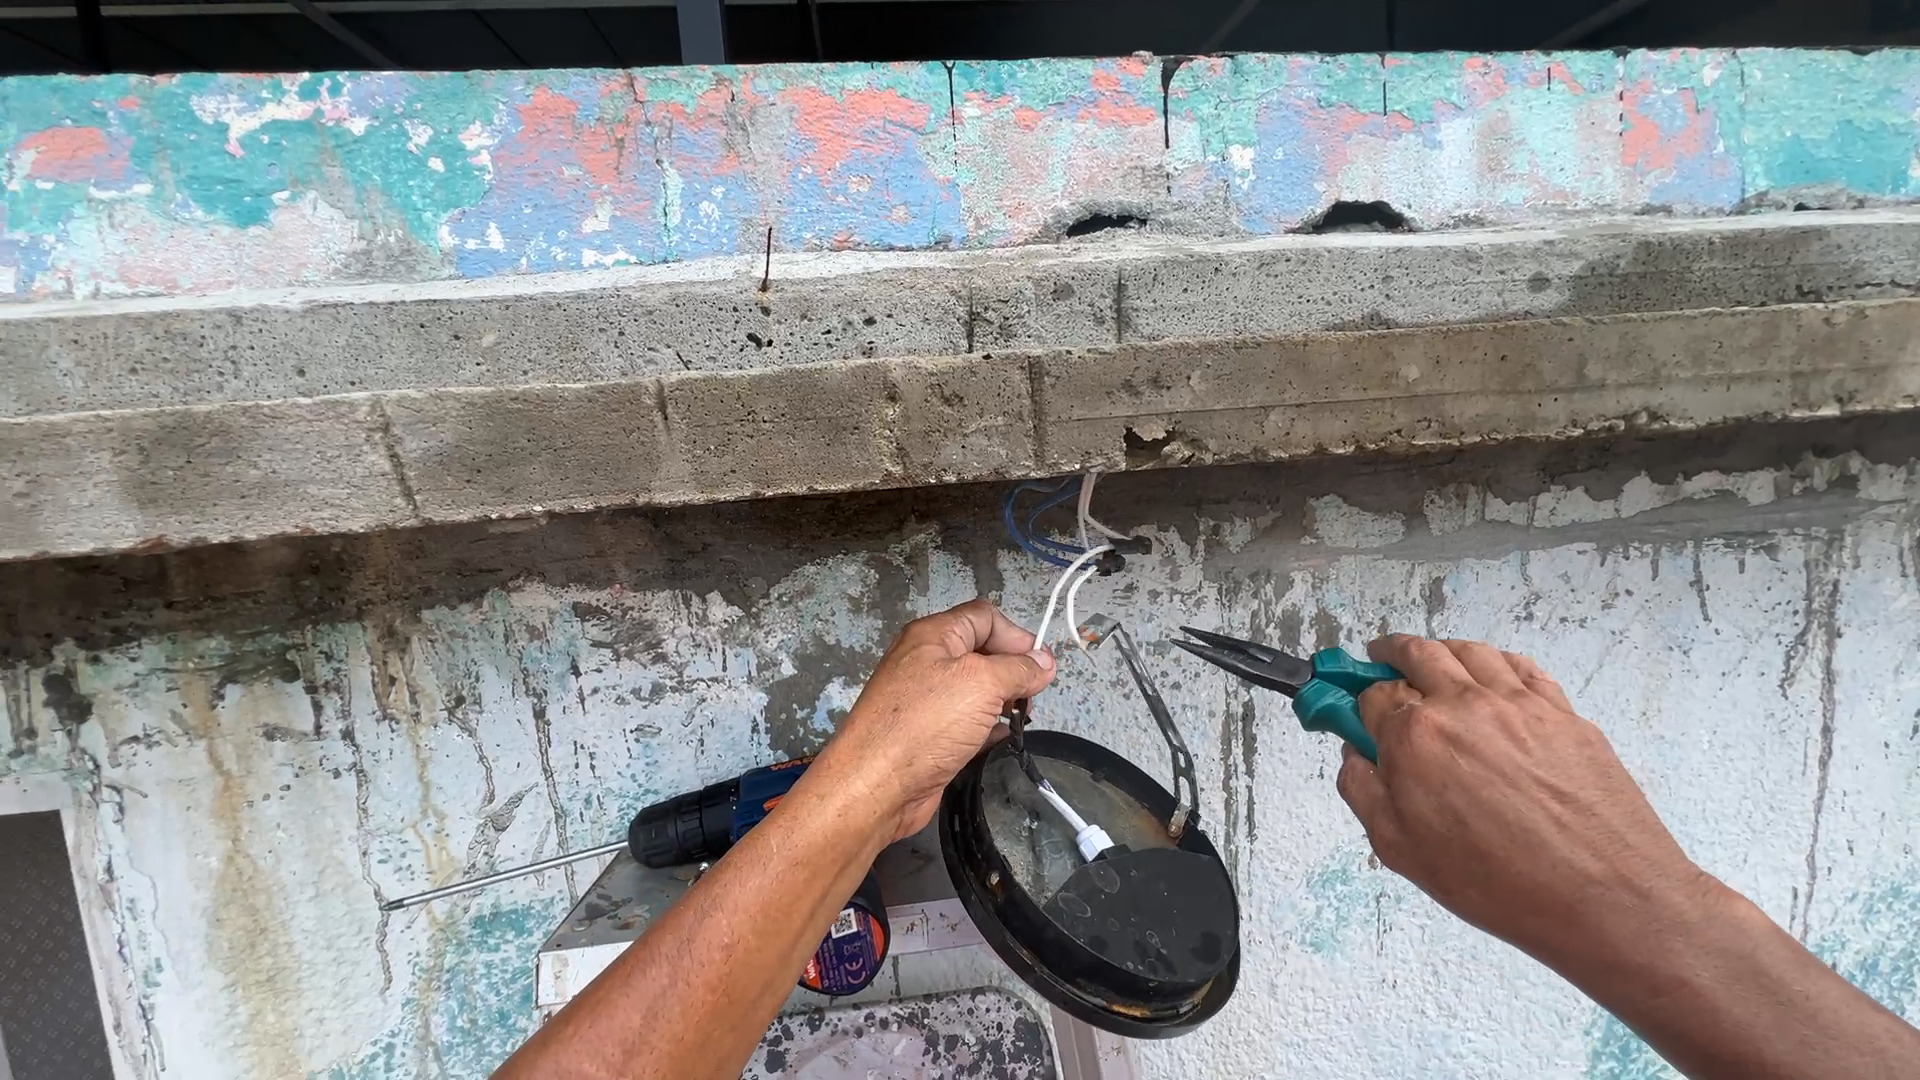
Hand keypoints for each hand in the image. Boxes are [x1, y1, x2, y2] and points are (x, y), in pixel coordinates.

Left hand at [817, 599, 1055, 843]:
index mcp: (933, 635)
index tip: (1041, 666)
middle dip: (1013, 669)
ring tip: (1021, 717)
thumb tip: (1045, 662)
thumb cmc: (927, 723)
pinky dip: (988, 725)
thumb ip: (1018, 669)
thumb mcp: (982, 683)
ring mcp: (926, 698)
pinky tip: (1003, 738)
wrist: (876, 785)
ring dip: (1003, 699)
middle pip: (982, 650)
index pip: (984, 616)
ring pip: (976, 688)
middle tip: (1032, 696)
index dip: (1016, 635)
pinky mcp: (928, 732)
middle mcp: (927, 660)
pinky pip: (967, 719)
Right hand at [1336, 634, 1719, 967]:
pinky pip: (1521, 666)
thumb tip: (1355, 754)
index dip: (1359, 703)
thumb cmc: (1497, 881)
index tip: (1359, 715)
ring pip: (1467, 650)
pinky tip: (1489, 674)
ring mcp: (1517, 704)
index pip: (1372, 695)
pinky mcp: (1563, 713)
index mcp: (1413, 735)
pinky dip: (1494, 661)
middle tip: (1380, 662)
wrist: (1608, 902)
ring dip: (1439, 650)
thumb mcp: (1398, 847)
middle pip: (1415, 653)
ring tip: (1432, 662)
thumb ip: (1361, 790)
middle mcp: (1461, 705)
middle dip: (1389, 652)